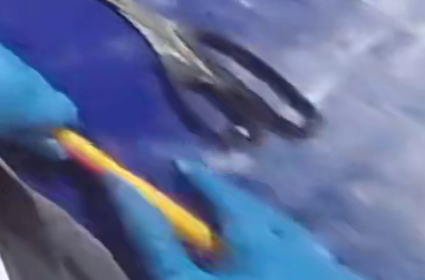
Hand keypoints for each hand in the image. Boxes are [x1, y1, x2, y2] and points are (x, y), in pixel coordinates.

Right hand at [107, 162, 360, 279]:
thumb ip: (147, 229)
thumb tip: (112, 176)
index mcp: (264, 244)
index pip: (226, 196)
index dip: (199, 178)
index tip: (176, 166)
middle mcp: (309, 259)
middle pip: (272, 219)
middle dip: (239, 203)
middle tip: (207, 197)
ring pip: (305, 248)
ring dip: (272, 232)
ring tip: (243, 232)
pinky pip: (324, 270)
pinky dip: (298, 260)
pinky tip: (280, 267)